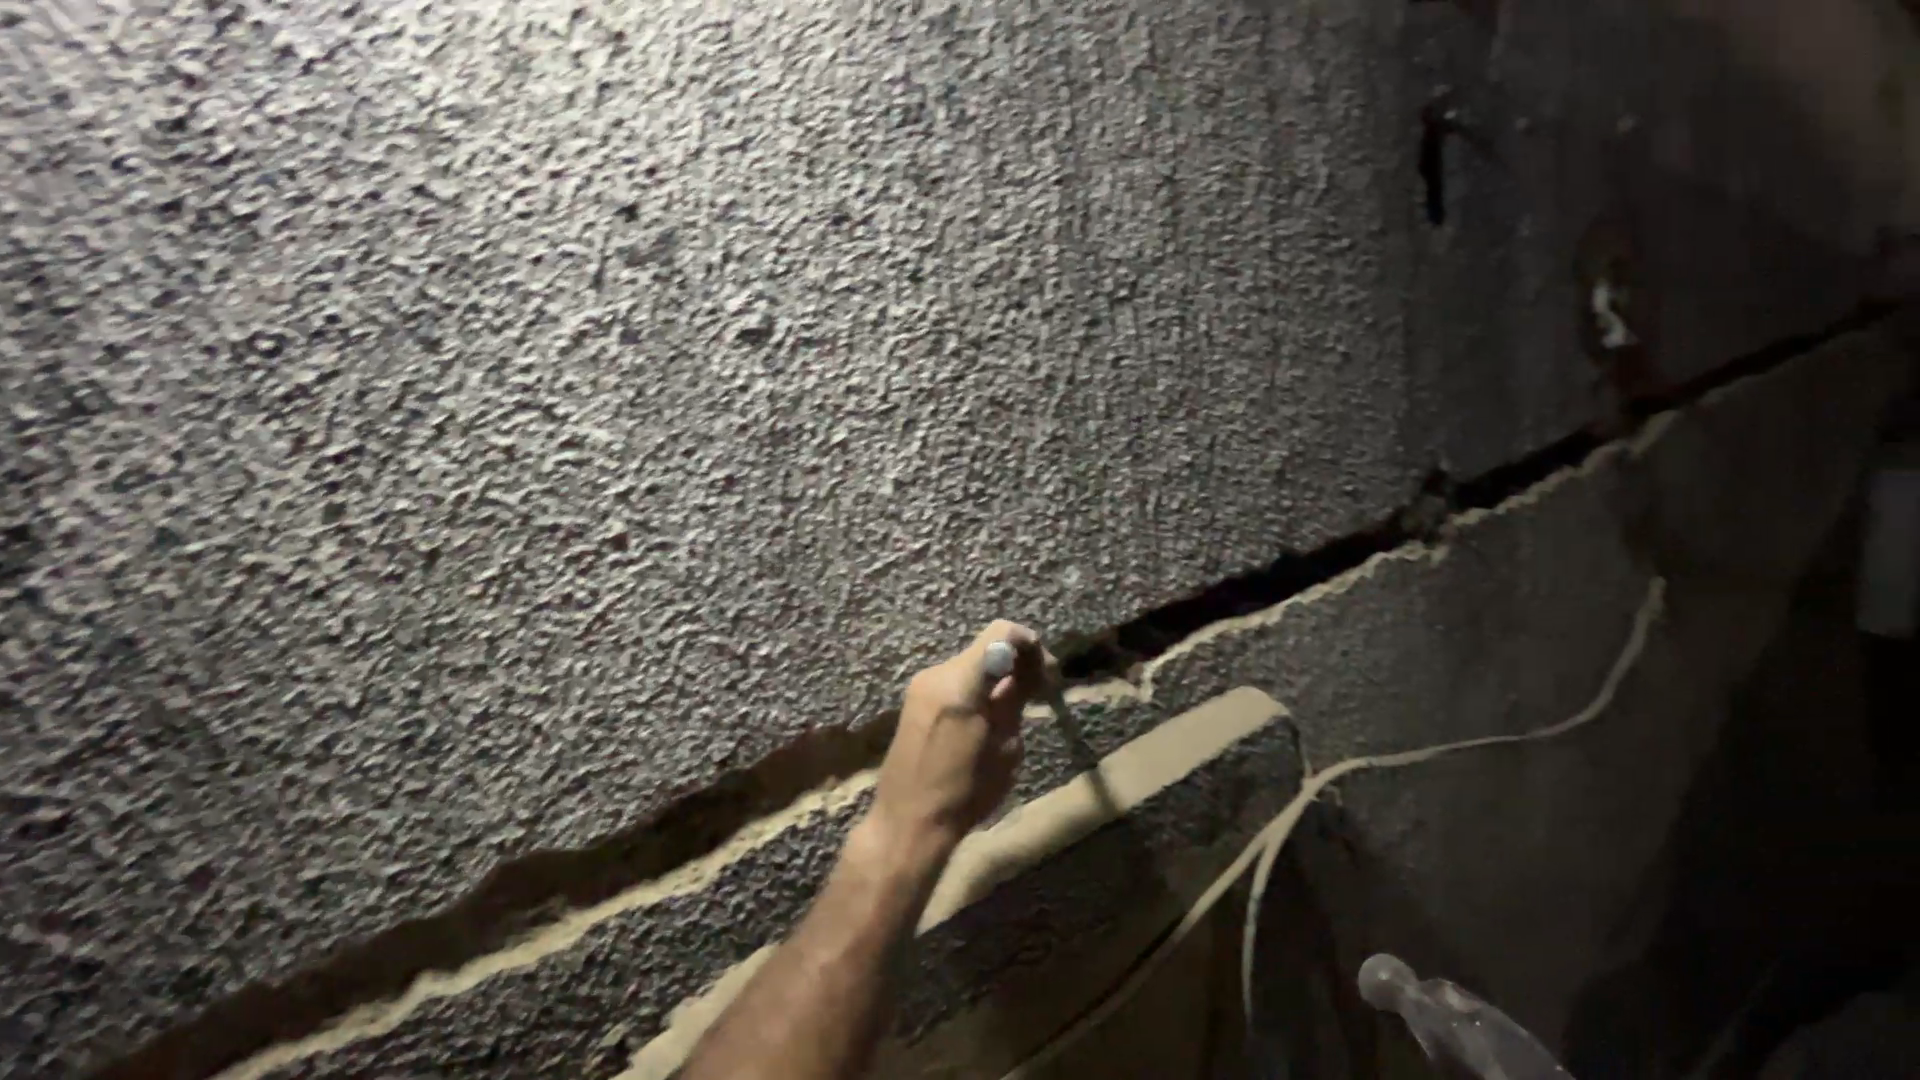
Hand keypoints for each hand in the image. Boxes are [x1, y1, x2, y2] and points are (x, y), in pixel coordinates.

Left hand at [867, 620, 1055, 862]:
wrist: (908, 822)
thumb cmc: (965, 791)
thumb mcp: (1005, 746)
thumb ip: (1015, 699)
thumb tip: (1031, 669)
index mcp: (960, 683)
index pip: (1001, 634)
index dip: (1031, 645)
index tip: (1047, 672)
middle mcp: (936, 674)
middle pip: (986, 648)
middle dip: (1017, 663)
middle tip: (1039, 692)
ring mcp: (921, 685)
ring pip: (972, 665)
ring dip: (997, 678)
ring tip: (1015, 710)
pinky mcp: (915, 700)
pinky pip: (956, 681)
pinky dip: (978, 689)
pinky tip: (988, 719)